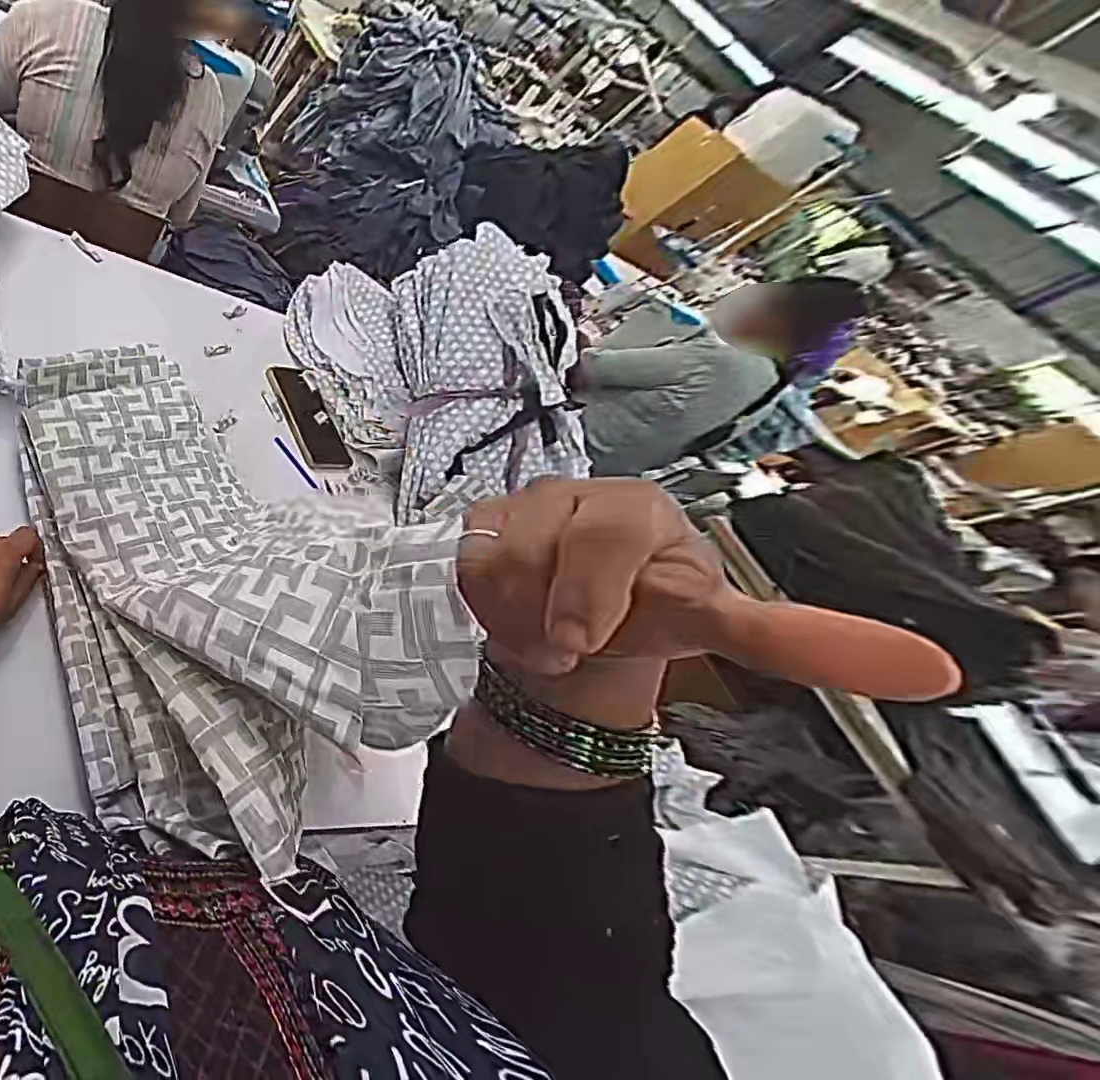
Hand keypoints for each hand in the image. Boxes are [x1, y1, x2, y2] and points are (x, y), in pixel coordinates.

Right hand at [458, 477, 959, 702]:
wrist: (572, 618)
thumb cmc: (638, 613)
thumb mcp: (710, 626)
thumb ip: (796, 641)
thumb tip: (929, 671)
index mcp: (639, 508)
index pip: (611, 535)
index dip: (588, 594)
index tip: (571, 645)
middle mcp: (576, 495)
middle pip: (537, 549)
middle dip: (542, 615)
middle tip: (557, 646)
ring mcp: (518, 506)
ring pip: (493, 560)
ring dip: (511, 615)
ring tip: (535, 631)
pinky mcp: (476, 524)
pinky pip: (461, 564)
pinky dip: (480, 602)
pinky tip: (506, 610)